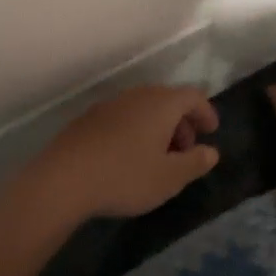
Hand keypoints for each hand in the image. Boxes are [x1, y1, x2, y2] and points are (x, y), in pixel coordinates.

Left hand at [13, 86, 219, 223]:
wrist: (63, 179)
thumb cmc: (125, 176)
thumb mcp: (169, 177)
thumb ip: (195, 163)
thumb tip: (211, 152)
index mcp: (161, 104)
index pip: (192, 96)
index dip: (206, 111)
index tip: (211, 131)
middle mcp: (137, 95)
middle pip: (167, 100)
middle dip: (182, 122)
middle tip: (186, 150)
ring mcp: (110, 105)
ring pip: (143, 109)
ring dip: (158, 128)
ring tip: (158, 158)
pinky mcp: (88, 119)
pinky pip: (123, 118)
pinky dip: (136, 131)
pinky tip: (128, 158)